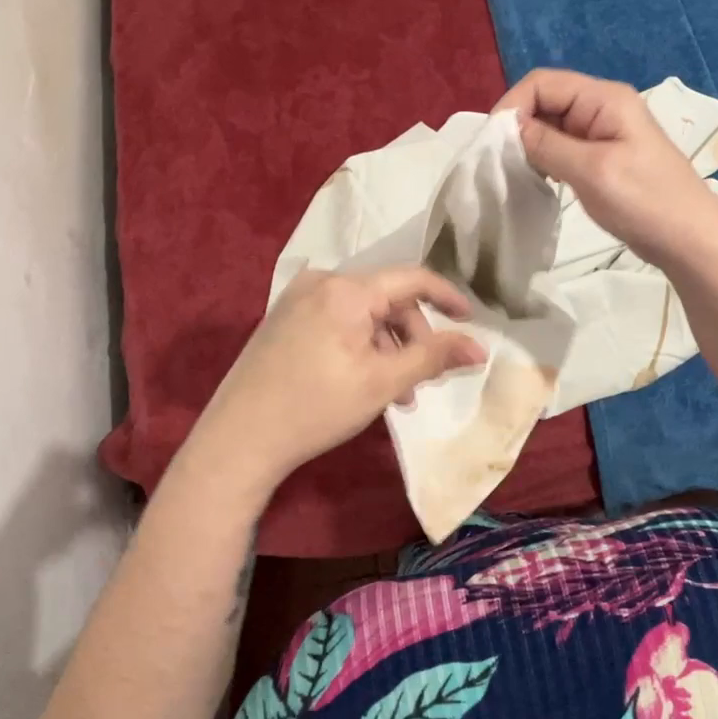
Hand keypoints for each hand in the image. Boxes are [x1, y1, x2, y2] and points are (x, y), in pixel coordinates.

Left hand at [190, 266, 486, 488]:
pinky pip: (338, 322)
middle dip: (412, 338)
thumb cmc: (316, 408)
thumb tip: (480, 347)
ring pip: (363, 314)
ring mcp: (297, 299)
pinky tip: (363, 384)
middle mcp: (321, 282)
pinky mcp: (283, 320)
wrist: (237, 440)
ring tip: (395, 394)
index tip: (472, 321)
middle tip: (422, 382)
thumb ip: (433, 358)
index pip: (412, 278)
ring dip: (387, 348)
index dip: (447, 297)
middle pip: (387, 299)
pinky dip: (361, 347)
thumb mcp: (382, 383)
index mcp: (346, 289)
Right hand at [494, 68, 717, 269]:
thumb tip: (508, 129)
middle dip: (519, 125)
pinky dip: (546, 158)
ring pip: (552, 125)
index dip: (513, 105)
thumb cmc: (645, 202)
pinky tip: (539, 179)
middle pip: (546, 100)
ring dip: (530, 143)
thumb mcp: (591, 171)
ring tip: (516, 172)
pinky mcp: (604, 156)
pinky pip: (564, 146)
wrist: (691, 241)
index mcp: (604, 98)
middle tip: (500, 162)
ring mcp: (605, 132)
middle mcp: (603, 106)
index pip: (542, 82)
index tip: (492, 143)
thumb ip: (546, 144)